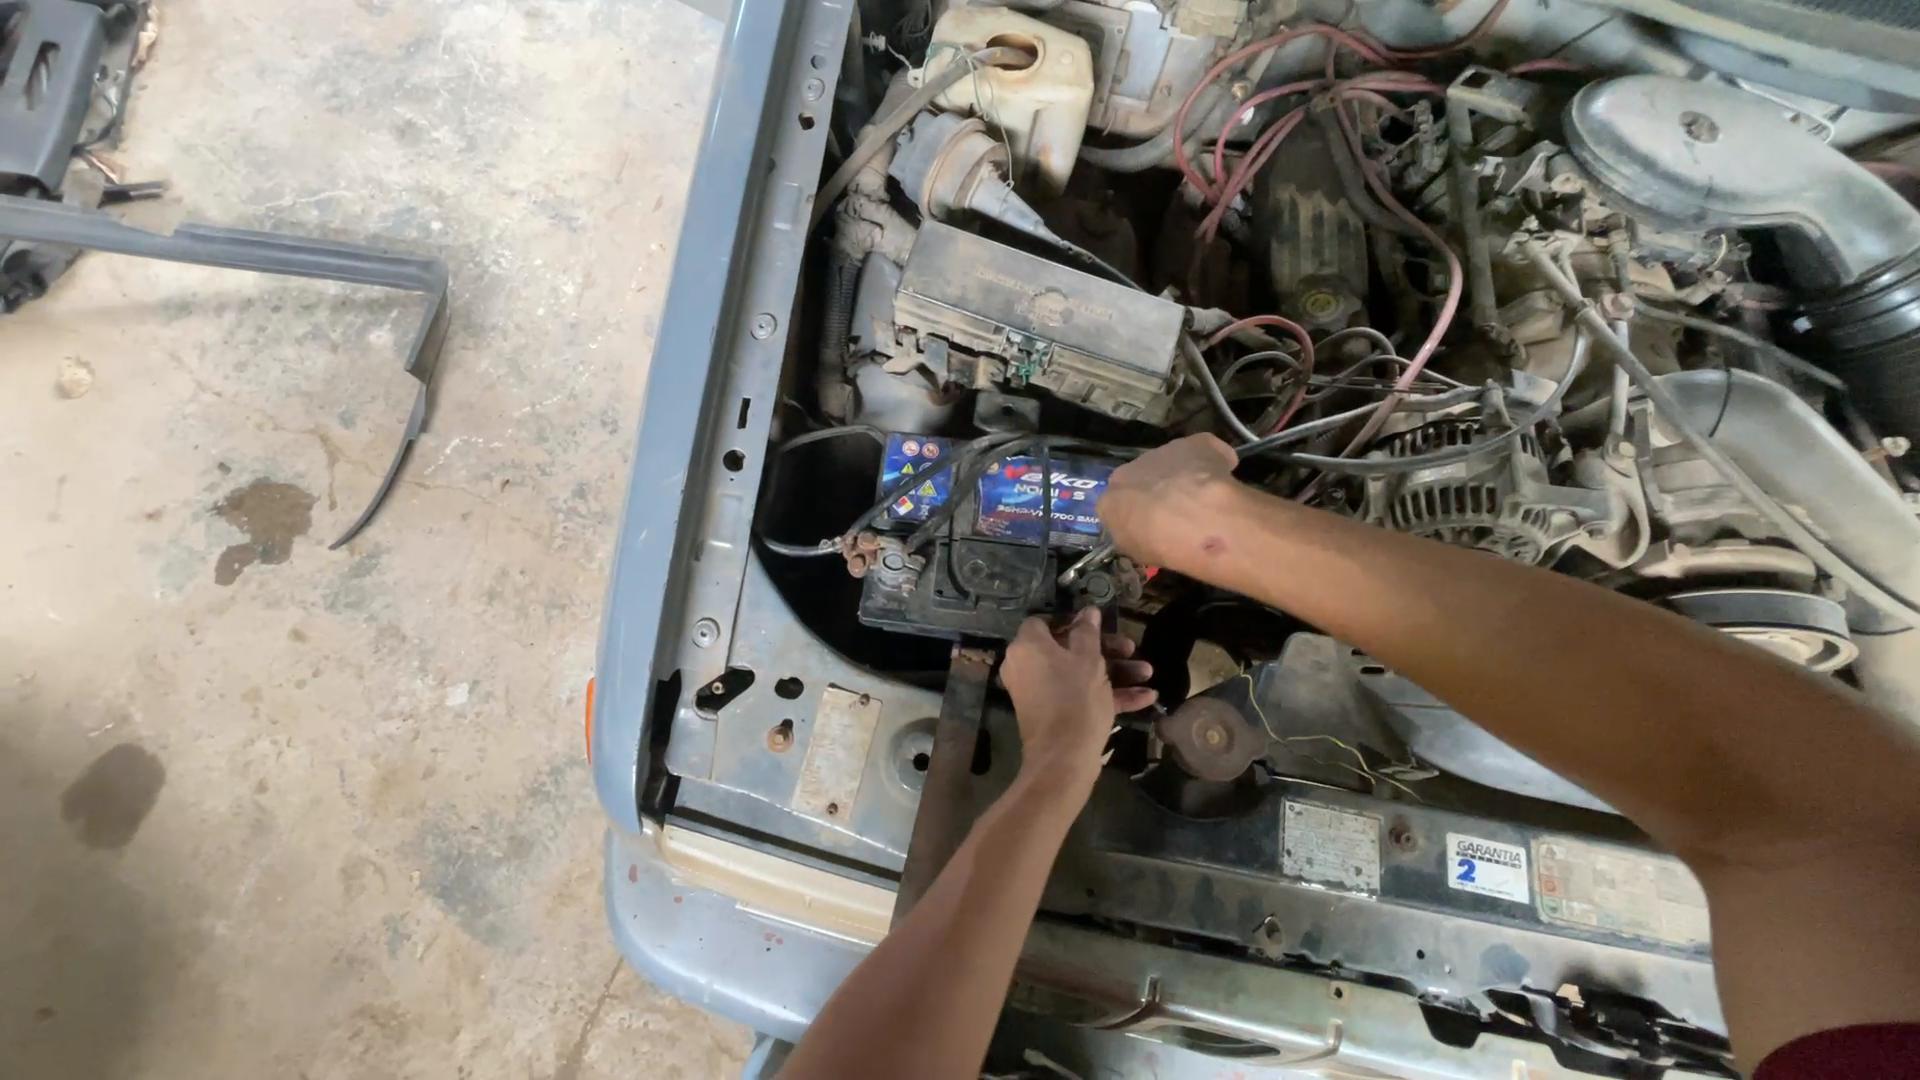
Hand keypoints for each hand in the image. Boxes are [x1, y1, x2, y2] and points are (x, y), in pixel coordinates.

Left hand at [1001, 608, 1155, 794]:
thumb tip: (1088, 610)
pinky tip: (1145, 698)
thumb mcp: (1088, 659)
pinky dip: (1106, 695)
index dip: (1070, 621)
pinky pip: (1078, 696)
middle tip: (1132, 649)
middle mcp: (1026, 667)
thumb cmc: (1074, 698)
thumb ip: (1088, 632)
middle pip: (1066, 649)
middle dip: (1105, 649)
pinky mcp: (1051, 714)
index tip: (1097, 626)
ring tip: (1148, 674)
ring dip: (1114, 672)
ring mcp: (1038, 692)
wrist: (1064, 758)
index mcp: (1027, 647)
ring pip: (1077, 674)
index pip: (1042, 622)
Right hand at [1099, 434, 1240, 572]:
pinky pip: (1205, 449)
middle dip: (1157, 490)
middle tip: (1177, 511)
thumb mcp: (1134, 550)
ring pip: (1173, 462)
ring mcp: (1164, 452)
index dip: (1136, 513)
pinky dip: (1214, 460)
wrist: (1191, 518)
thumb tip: (1140, 530)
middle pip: (1143, 477)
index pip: (1118, 502)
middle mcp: (1132, 469)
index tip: (1149, 525)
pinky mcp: (1196, 443)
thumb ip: (1132, 534)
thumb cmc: (1157, 542)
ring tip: (1204, 498)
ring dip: (1183, 475)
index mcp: (1112, 497)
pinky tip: (1224, 477)